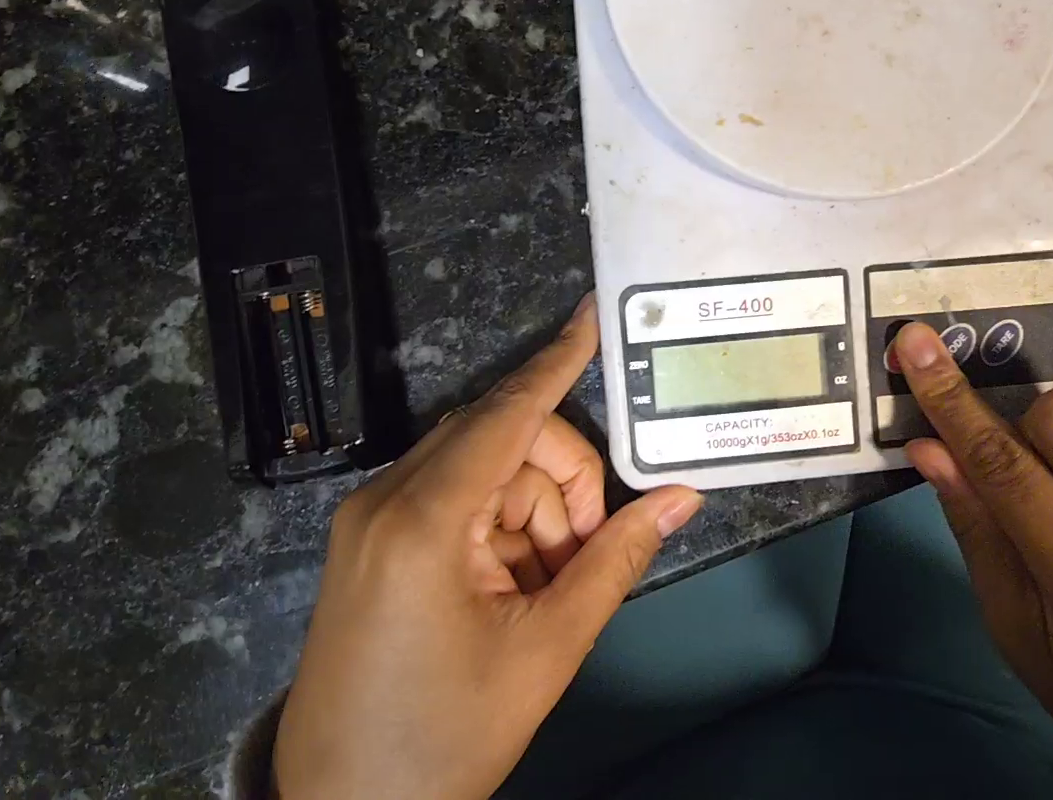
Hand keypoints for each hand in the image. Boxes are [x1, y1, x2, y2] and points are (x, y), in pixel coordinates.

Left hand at [274, 296, 703, 799]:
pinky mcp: (371, 538)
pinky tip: (512, 585)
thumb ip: (616, 560)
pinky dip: (500, 526)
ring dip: (534, 513)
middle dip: (562, 484)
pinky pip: (455, 497)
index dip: (558, 361)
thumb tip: (681, 498)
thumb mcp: (546, 650)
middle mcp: (387, 497)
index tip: (592, 314)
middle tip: (584, 554)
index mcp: (424, 518)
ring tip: (544, 589)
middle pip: (505, 440)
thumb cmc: (446, 738)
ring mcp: (371, 517)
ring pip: (485, 469)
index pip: (508, 412)